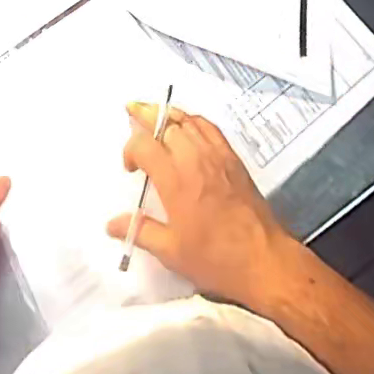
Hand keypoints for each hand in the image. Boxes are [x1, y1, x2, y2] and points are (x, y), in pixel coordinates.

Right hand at [104, 103, 299, 306]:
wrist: (261, 256)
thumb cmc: (214, 258)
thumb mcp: (171, 252)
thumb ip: (140, 231)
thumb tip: (112, 224)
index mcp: (175, 181)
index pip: (145, 146)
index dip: (131, 149)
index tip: (131, 168)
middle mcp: (194, 159)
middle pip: (166, 124)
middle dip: (145, 119)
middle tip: (133, 117)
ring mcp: (216, 154)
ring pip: (188, 120)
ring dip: (168, 115)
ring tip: (154, 115)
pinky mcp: (232, 156)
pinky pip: (209, 127)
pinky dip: (193, 121)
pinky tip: (187, 127)